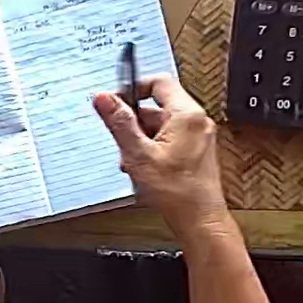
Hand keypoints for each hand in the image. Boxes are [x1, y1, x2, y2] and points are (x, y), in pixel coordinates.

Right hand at [92, 76, 237, 247]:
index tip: (116, 102)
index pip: (158, 82)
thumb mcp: (137, 154)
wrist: (198, 219)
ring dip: (140, 139)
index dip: (133, 89)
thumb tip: (104, 99)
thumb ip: (119, 123)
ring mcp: (197, 136)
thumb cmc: (176, 191)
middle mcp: (196, 121)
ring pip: (159, 125)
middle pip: (156, 107)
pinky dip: (151, 149)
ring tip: (133, 161)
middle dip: (133, 123)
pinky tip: (143, 167)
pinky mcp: (194, 150)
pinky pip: (167, 139)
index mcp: (187, 115)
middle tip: (122, 141)